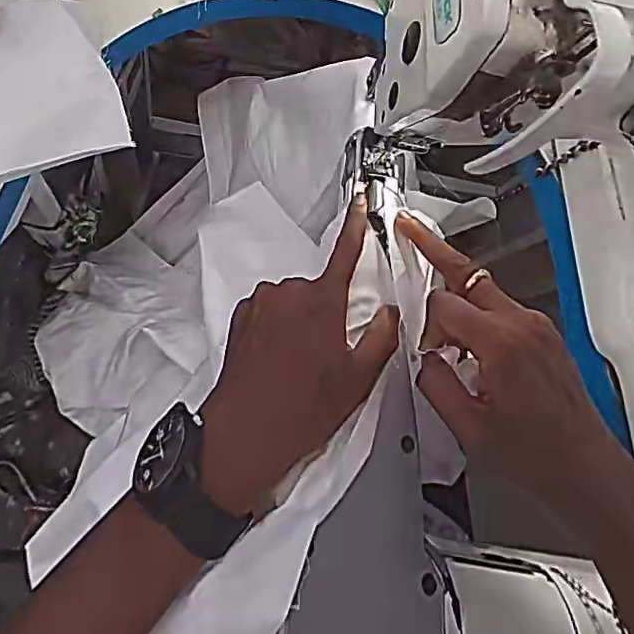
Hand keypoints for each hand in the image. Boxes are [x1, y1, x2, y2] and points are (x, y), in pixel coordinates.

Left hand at [198, 198, 400, 515]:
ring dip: (301, 322)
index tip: (360, 199)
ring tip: (299, 365)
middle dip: (328, 313)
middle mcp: (290, 293)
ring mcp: (263, 303)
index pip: (346, 250)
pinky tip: (279, 360)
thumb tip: (390, 314)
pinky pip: (271, 310)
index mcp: (323, 301)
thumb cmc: (298, 410)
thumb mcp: (358, 378)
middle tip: (326, 355)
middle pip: (321, 289)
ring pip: (295, 301)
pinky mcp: (243, 315)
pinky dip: (278, 328)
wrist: (244, 434)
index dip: (357, 222)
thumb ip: (382, 336)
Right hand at [396, 213, 628, 521]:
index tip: (422, 345)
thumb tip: (424, 358)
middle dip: (434, 249)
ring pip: (484, 289)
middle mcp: (523, 324)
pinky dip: (479, 315)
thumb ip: (435, 383)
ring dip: (457, 298)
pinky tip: (472, 346)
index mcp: (502, 344)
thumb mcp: (469, 428)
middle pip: (468, 271)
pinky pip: (502, 308)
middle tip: (411, 229)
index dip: (424, 324)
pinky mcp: (544, 332)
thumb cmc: (539, 455)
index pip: (444, 304)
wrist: (586, 466)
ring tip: (441, 319)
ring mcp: (537, 325)